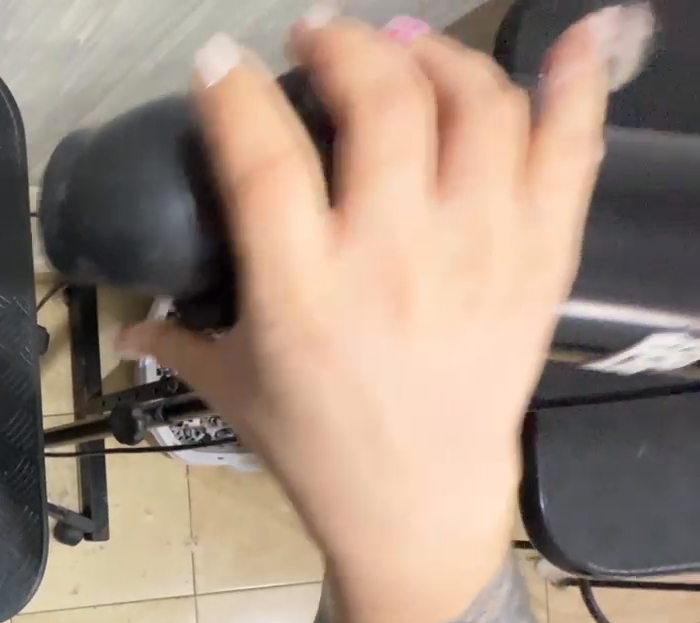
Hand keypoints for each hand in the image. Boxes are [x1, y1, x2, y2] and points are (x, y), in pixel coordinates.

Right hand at [119, 9, 628, 622]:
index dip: (235, 101)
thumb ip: (175, 343)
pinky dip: (574, 80)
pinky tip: (570, 37)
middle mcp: (390, 255)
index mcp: (299, 292)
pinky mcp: (539, 255)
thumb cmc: (308, 444)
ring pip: (477, 107)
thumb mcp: (227, 391)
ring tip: (399, 42)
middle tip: (316, 34)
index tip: (215, 61)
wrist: (413, 496)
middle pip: (382, 109)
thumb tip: (128, 326)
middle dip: (345, 49)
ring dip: (435, 54)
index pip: (264, 167)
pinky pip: (569, 147)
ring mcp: (477, 248)